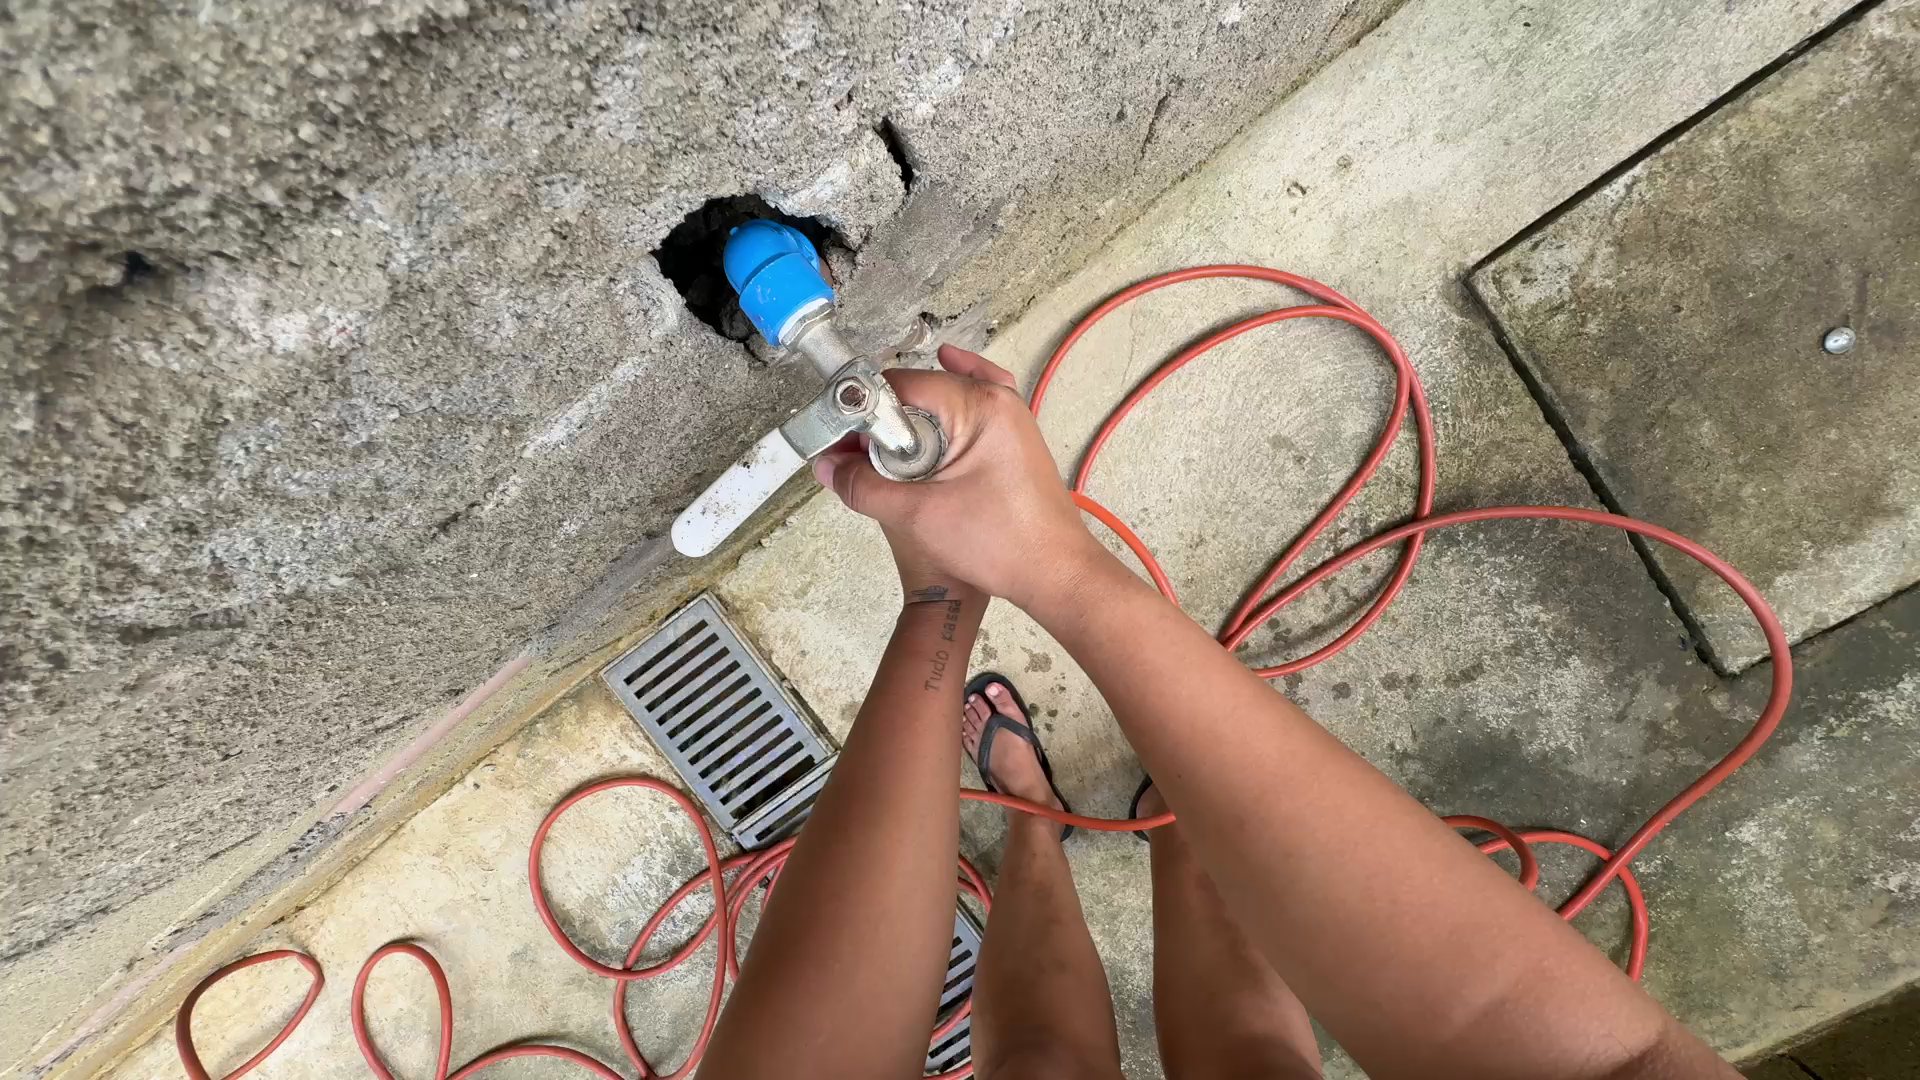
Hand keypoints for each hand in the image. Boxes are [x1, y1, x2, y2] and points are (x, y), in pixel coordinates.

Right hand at [811, 345, 1104, 607]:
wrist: (1055, 574)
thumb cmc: (999, 543)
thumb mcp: (918, 515)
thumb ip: (864, 486)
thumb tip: (828, 466)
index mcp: (978, 406)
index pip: (901, 386)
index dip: (862, 411)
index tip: (839, 439)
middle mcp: (998, 401)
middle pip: (920, 393)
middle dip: (883, 421)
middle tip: (855, 455)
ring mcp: (1012, 419)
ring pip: (944, 402)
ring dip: (909, 420)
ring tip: (879, 449)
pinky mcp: (1014, 441)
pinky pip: (975, 407)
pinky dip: (948, 404)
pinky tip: (934, 395)